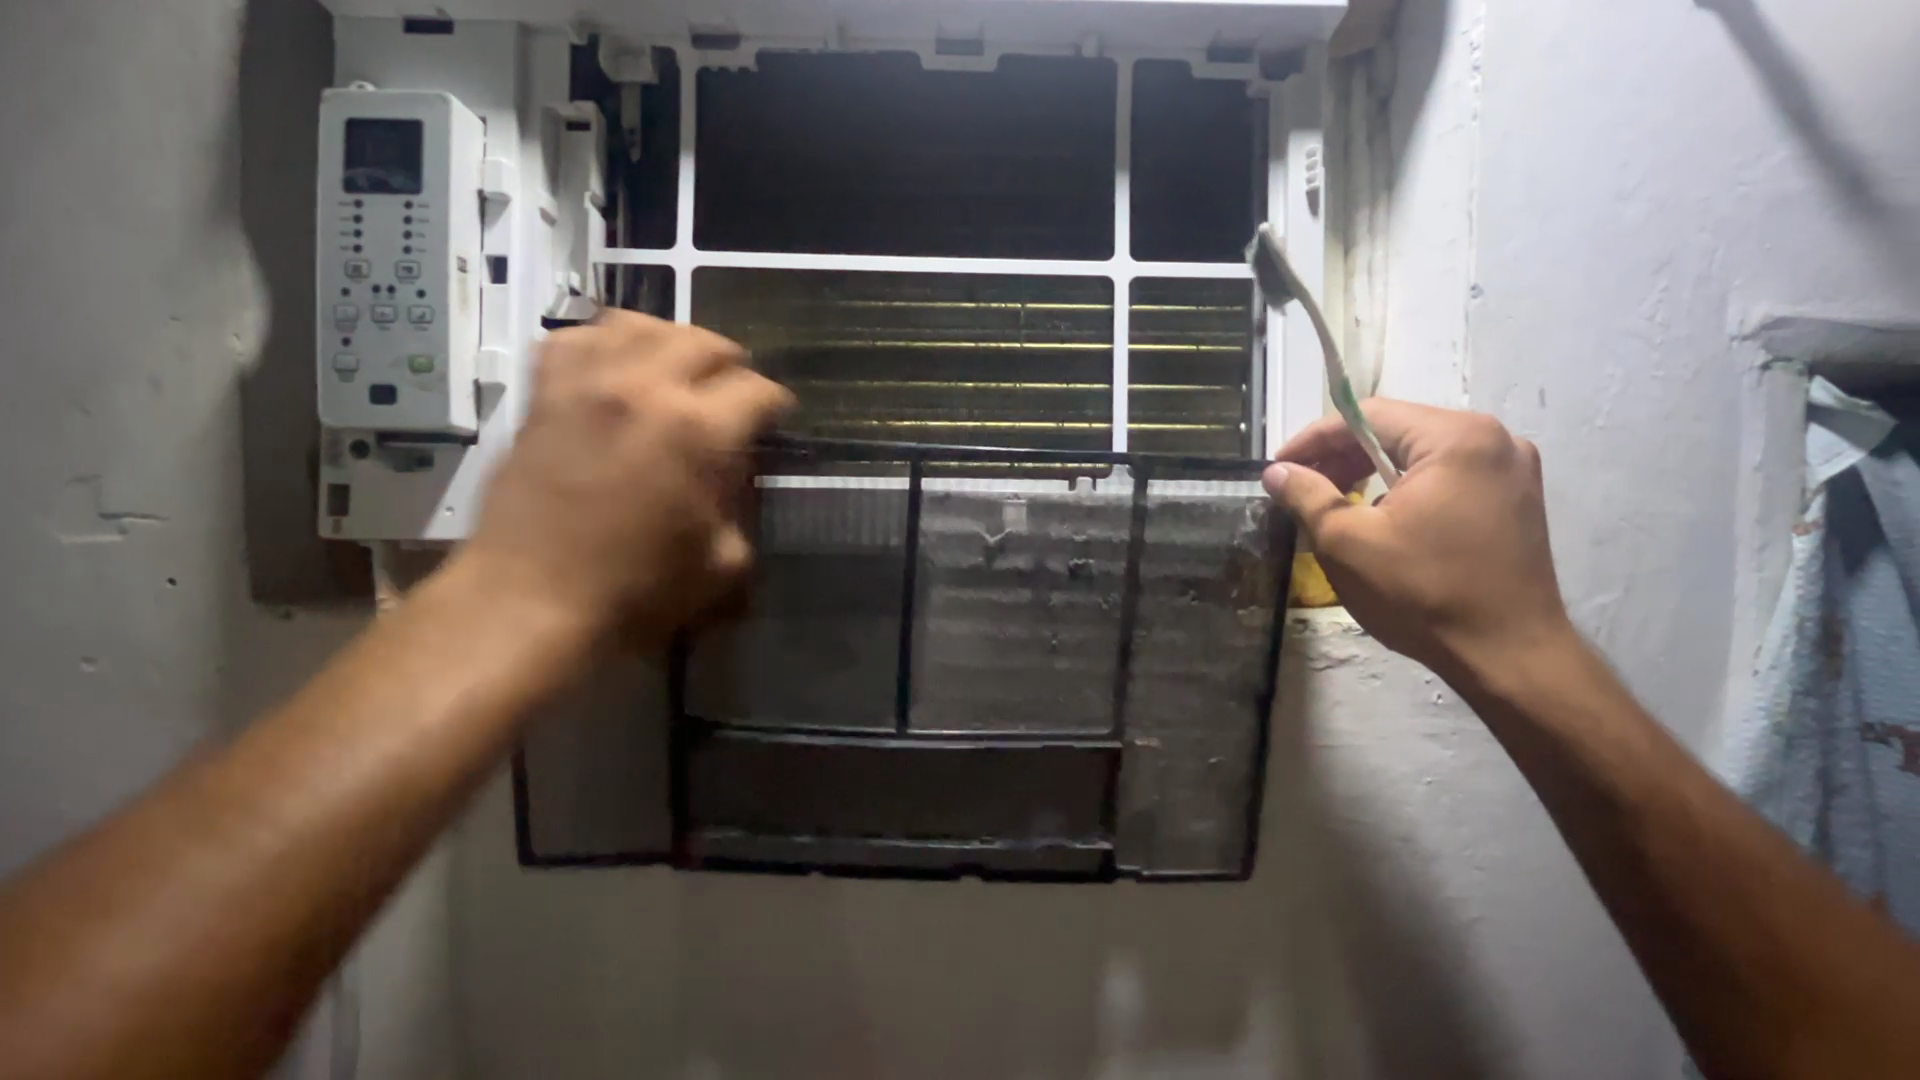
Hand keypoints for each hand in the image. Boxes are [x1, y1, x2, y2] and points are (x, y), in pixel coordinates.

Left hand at [458, 312, 792, 646]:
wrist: (531, 601)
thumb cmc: (637, 591)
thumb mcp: (724, 562)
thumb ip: (742, 508)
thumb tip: (737, 478)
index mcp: (699, 430)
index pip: (757, 391)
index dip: (776, 405)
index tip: (778, 420)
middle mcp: (645, 388)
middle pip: (703, 342)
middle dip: (732, 364)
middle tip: (735, 392)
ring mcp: (587, 384)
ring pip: (638, 324)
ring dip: (670, 341)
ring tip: (677, 368)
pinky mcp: (543, 396)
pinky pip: (574, 339)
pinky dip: (602, 343)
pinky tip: (613, 368)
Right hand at [1265, 399, 1573, 680]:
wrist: (1507, 656)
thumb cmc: (1422, 593)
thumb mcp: (1347, 542)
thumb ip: (1307, 495)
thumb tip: (1277, 472)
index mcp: (1456, 438)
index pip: (1367, 416)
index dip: (1313, 439)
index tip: (1278, 467)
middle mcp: (1494, 439)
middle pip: (1397, 430)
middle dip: (1342, 456)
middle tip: (1301, 487)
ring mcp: (1512, 470)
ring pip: (1421, 455)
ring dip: (1372, 473)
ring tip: (1336, 505)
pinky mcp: (1516, 500)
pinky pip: (1448, 477)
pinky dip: (1407, 489)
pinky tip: (1381, 519)